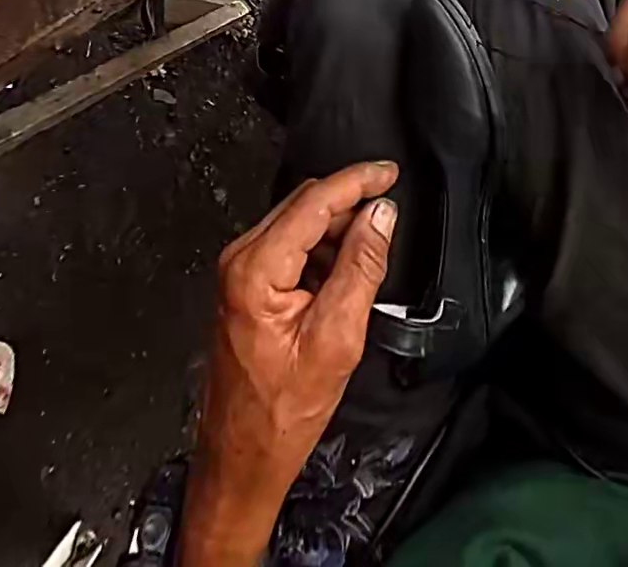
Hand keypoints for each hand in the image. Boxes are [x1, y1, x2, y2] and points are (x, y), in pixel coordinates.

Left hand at [182, 161, 399, 566]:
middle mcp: (241, 260)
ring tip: (364, 261)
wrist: (242, 455)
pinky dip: (322, 248)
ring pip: (299, 221)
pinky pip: (291, 243)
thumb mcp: (337, 338)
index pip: (314, 201)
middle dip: (350, 202)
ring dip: (337, 228)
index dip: (357, 180)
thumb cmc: (280, 412)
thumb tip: (380, 216)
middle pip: (305, 204)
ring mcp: (240, 269)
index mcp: (256, 270)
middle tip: (386, 214)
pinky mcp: (247, 281)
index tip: (388, 172)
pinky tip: (341, 275)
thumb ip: (362, 266)